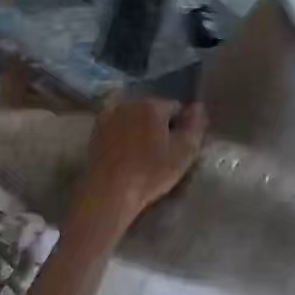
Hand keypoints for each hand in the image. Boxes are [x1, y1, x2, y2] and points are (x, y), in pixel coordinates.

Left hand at [84, 98, 206, 216]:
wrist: (110, 191)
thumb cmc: (151, 173)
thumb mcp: (183, 152)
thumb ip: (195, 125)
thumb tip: (198, 106)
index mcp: (152, 105)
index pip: (176, 108)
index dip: (182, 126)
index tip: (180, 146)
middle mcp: (129, 103)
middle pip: (153, 111)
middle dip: (160, 125)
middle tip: (163, 152)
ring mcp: (109, 115)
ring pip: (134, 118)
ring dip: (141, 129)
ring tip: (143, 155)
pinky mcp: (96, 130)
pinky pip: (118, 127)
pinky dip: (124, 135)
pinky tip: (126, 155)